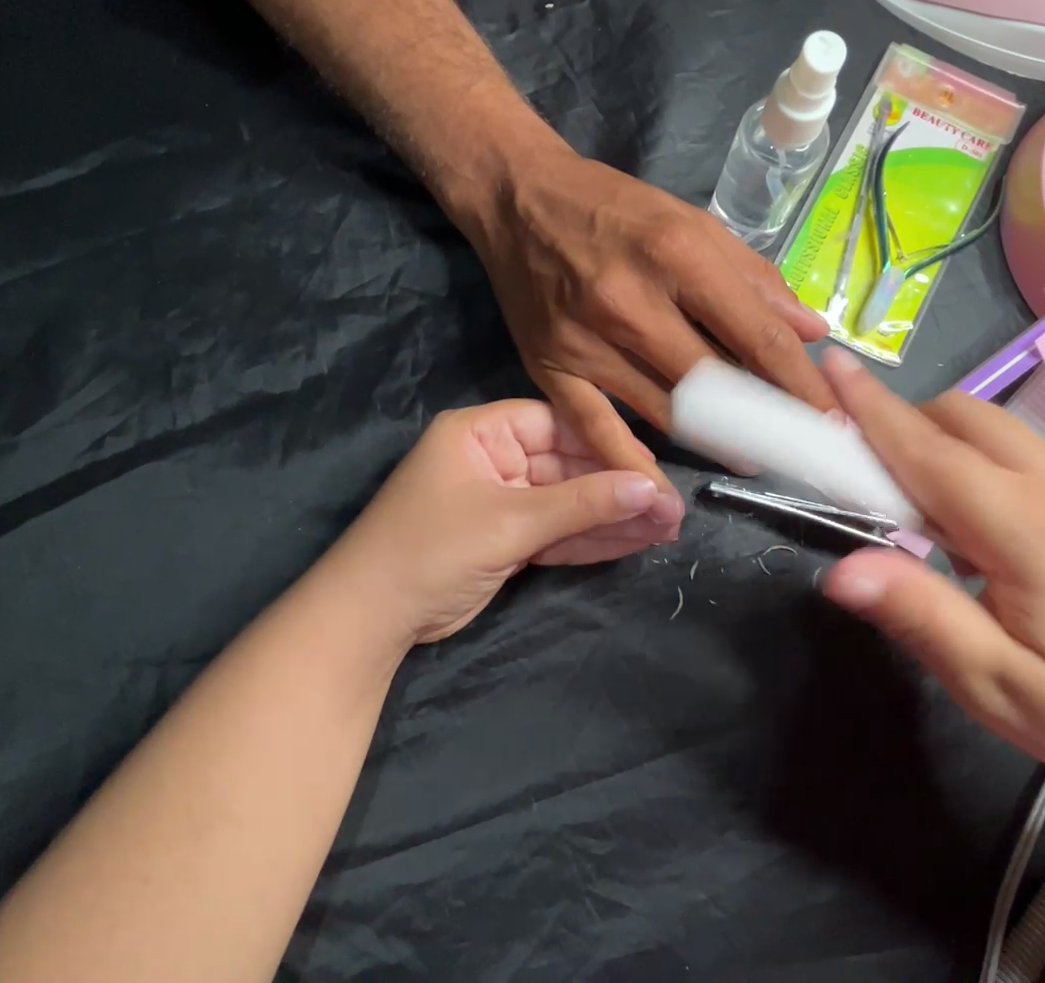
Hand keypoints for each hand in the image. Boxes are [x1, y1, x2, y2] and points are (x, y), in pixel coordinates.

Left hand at [323, 400, 677, 648]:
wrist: (372, 618)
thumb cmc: (431, 549)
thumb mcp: (510, 521)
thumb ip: (581, 503)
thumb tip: (651, 490)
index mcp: (481, 432)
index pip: (559, 425)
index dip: (610, 446)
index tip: (656, 471)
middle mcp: (494, 459)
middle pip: (570, 467)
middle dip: (618, 491)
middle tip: (672, 510)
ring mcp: (502, 502)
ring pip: (569, 504)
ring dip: (613, 518)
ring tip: (667, 529)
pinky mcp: (507, 539)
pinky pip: (557, 533)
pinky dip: (591, 540)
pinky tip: (635, 541)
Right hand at [462, 143, 833, 510]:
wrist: (519, 200)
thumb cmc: (613, 207)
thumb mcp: (690, 220)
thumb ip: (753, 278)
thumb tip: (810, 331)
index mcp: (677, 255)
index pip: (756, 336)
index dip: (801, 386)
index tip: (833, 421)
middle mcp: (631, 303)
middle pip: (715, 385)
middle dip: (765, 423)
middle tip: (799, 450)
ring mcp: (586, 342)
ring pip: (665, 412)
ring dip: (715, 444)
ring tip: (751, 459)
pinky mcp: (551, 369)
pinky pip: (596, 430)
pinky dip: (632, 463)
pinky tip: (663, 491)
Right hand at [812, 350, 1044, 822]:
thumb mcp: (1000, 686)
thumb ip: (920, 614)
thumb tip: (839, 568)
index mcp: (1026, 528)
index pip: (928, 449)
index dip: (871, 407)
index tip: (831, 361)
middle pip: (967, 416)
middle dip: (905, 422)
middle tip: (867, 479)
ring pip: (1002, 435)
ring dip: (946, 445)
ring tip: (923, 518)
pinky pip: (1032, 461)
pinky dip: (984, 467)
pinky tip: (986, 538)